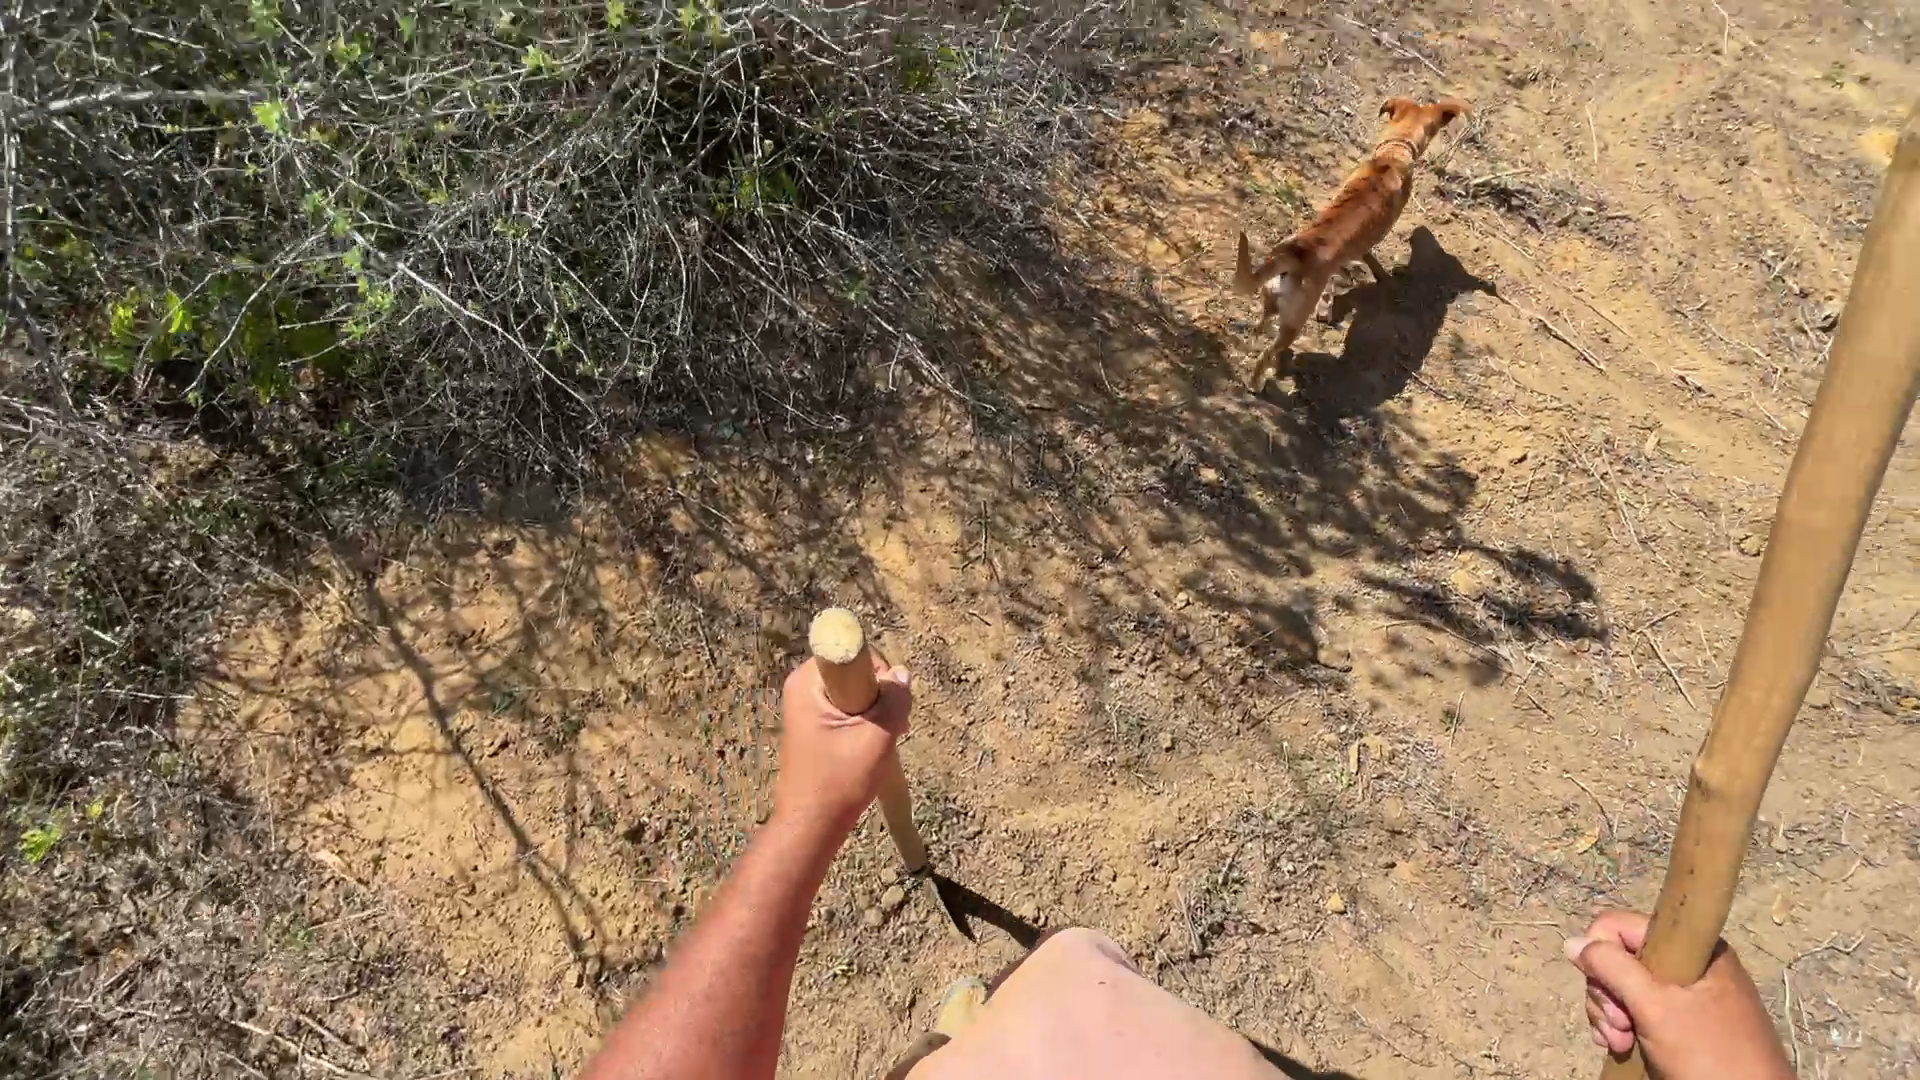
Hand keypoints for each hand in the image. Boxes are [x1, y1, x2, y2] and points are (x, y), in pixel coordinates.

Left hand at [773, 654, 911, 837]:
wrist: (811, 825)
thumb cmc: (839, 780)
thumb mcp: (876, 736)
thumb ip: (895, 700)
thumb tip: (902, 674)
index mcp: (808, 681)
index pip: (855, 653)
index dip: (879, 673)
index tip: (886, 702)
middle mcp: (804, 686)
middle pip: (857, 672)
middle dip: (880, 695)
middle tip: (890, 726)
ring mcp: (807, 705)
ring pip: (856, 691)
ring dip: (876, 712)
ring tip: (881, 741)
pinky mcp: (814, 723)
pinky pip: (849, 707)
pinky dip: (865, 722)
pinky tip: (871, 747)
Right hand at [1565, 911, 1791, 1079]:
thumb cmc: (1711, 1059)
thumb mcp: (1654, 1006)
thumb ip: (1610, 966)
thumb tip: (1572, 943)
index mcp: (1696, 951)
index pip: (1621, 926)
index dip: (1602, 952)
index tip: (1609, 988)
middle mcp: (1689, 966)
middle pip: (1616, 957)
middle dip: (1605, 992)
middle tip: (1618, 1023)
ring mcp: (1684, 995)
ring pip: (1618, 983)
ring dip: (1606, 1012)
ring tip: (1618, 1041)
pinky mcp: (1678, 1021)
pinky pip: (1630, 1006)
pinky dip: (1615, 1023)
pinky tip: (1618, 1044)